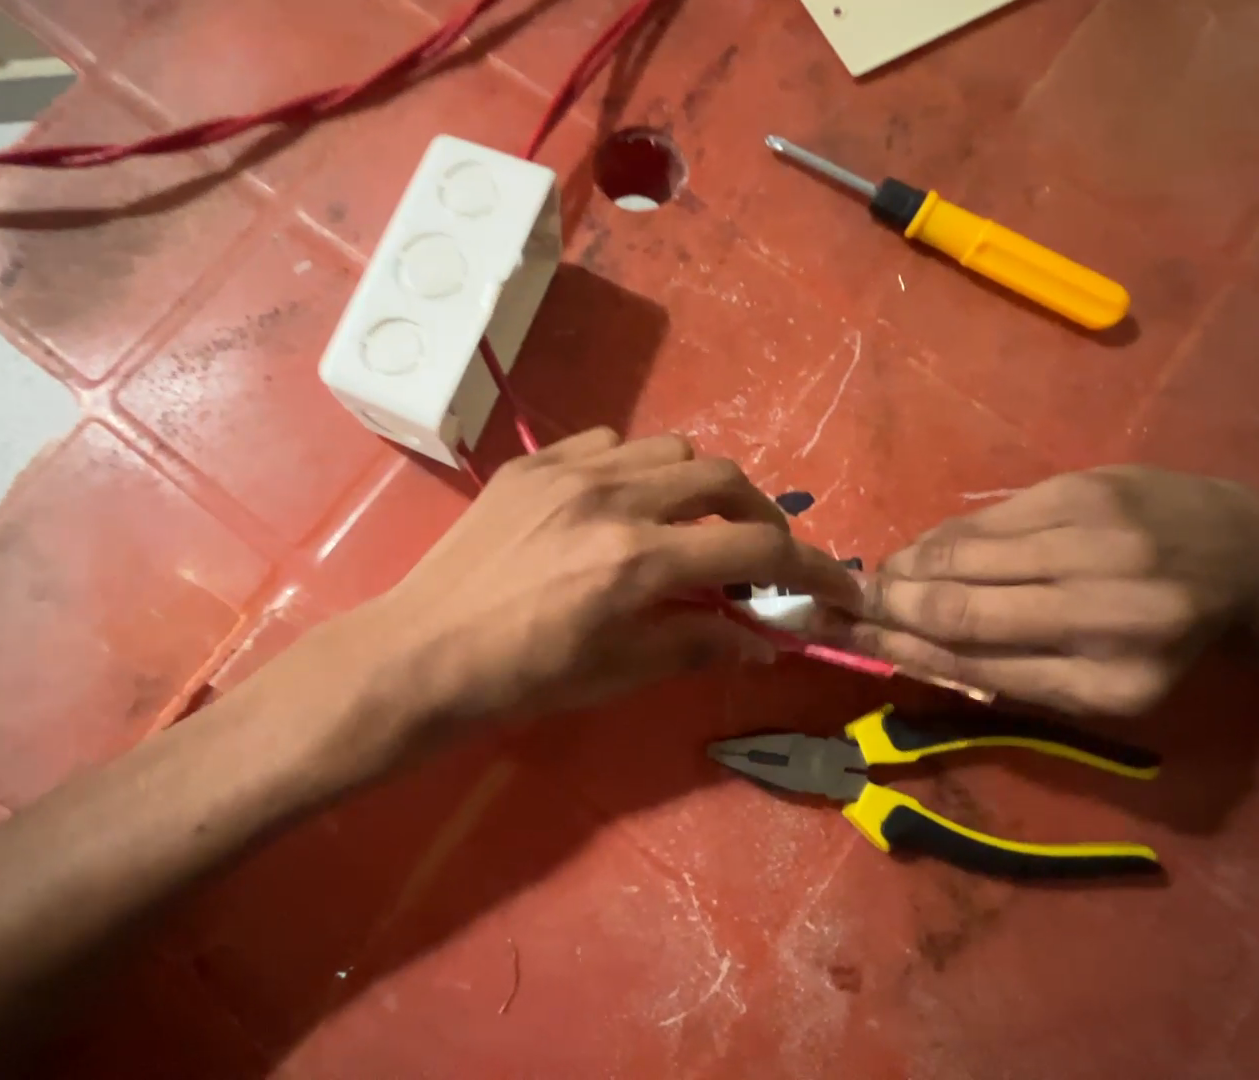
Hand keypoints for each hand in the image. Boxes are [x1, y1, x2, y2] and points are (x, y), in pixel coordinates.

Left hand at [362, 427, 859, 730]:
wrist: (423, 652)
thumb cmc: (521, 679)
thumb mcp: (618, 672)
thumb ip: (698, 644)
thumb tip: (763, 639)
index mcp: (637, 560)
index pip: (755, 546)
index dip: (810, 569)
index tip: (836, 587)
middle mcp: (611, 499)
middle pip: (722, 478)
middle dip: (758, 514)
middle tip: (758, 552)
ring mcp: (567, 471)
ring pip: (669, 449)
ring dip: (698, 485)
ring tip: (688, 524)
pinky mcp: (531, 464)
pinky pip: (608, 442)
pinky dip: (637, 468)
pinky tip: (622, 503)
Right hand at [828, 467, 1258, 713]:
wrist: (1257, 564)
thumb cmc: (1168, 644)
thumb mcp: (1102, 686)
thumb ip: (1006, 674)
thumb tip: (904, 648)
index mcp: (1111, 677)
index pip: (972, 663)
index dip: (898, 648)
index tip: (849, 636)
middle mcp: (1105, 606)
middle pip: (955, 604)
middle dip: (885, 604)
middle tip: (844, 601)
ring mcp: (1095, 536)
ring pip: (959, 553)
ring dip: (905, 567)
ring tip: (883, 577)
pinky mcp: (1083, 487)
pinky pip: (983, 518)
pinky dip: (943, 538)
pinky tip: (929, 549)